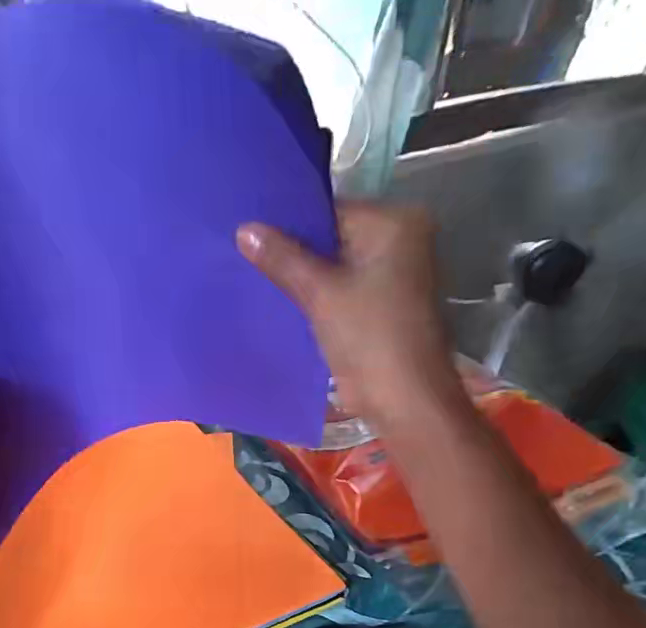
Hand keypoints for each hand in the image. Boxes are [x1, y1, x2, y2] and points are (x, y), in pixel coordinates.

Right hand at [237, 201, 464, 426]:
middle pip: (331, 237)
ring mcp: (391, 274)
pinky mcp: (379, 304)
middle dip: (291, 251)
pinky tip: (280, 302)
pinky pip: (339, 288)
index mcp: (395, 223)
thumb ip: (282, 259)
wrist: (404, 398)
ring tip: (254, 277)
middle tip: (242, 255)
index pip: (330, 210)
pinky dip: (314, 295)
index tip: (248, 233)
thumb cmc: (369, 337)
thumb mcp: (320, 294)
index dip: (288, 223)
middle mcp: (399, 240)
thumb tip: (243, 228)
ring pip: (333, 265)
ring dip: (299, 275)